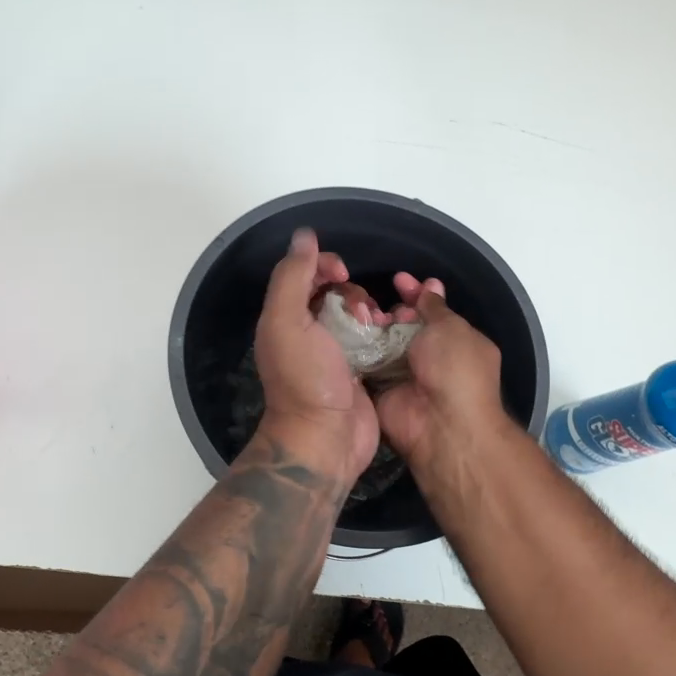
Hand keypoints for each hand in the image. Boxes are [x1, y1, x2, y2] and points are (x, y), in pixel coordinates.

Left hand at [249, 229, 379, 486]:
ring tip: (376, 326)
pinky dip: (383, 334)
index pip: (306, 275)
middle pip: (337, 292)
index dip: (325, 265)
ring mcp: (337, 354)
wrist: (326, 439)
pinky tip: (390, 337)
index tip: (342, 273)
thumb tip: (304, 236)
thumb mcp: (287, 322)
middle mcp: (309, 333)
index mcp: (286, 319)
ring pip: (359, 315)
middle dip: (353, 292)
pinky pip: (375, 340)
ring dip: (371, 313)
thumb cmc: (305, 380)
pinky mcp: (361, 371)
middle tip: (359, 312)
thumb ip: (293, 277)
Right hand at [373, 273, 511, 474]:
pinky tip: (344, 331)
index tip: (399, 279)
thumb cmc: (455, 369)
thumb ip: (435, 307)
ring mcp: (403, 375)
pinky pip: (365, 364)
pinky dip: (355, 349)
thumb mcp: (451, 328)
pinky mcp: (379, 390)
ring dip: (372, 327)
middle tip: (379, 306)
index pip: (432, 311)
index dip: (416, 293)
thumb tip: (430, 285)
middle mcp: (429, 357)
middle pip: (403, 325)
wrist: (441, 425)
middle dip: (393, 311)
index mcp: (455, 341)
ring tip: (361, 315)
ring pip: (382, 342)